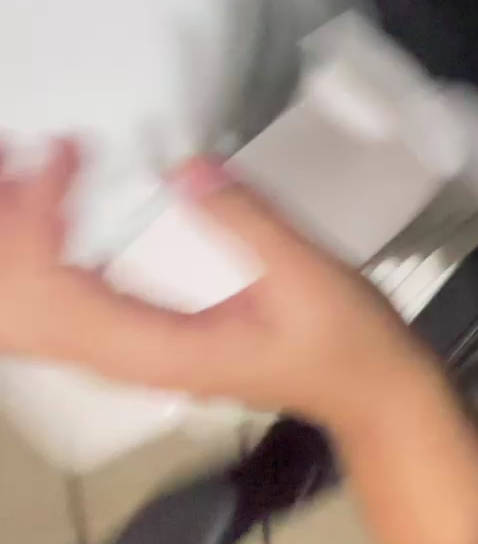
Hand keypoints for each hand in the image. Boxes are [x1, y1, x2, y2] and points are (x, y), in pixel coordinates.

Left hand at [0, 142, 443, 433]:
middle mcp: (121, 359)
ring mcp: (127, 357)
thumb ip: (250, 222)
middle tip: (21, 158)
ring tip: (29, 185)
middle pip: (11, 301)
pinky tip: (58, 232)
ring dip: (15, 246)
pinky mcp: (144, 346)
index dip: (40, 213)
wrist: (374, 388)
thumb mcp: (309, 276)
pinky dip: (39, 266)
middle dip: (6, 224)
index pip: (49, 282)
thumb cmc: (350, 341)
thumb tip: (189, 169)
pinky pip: (57, 311)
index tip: (68, 155)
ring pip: (23, 310)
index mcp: (153, 348)